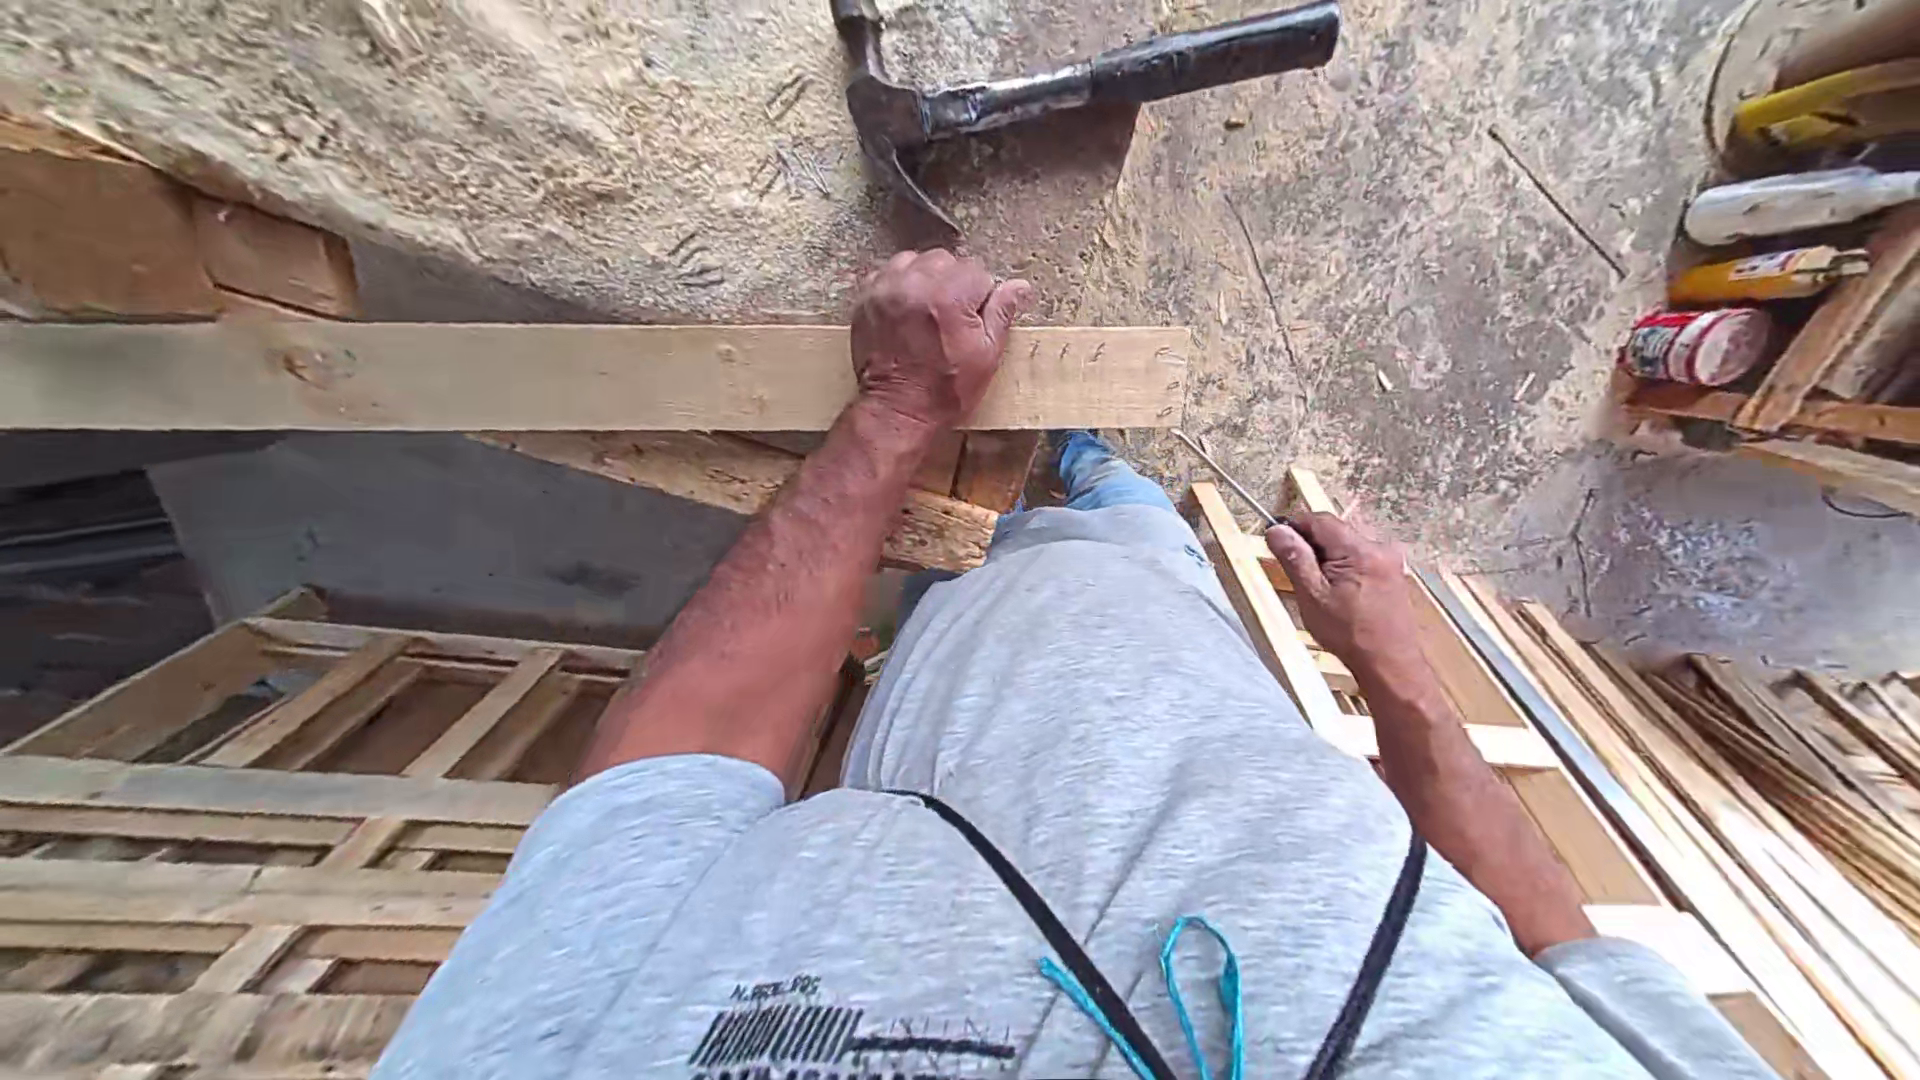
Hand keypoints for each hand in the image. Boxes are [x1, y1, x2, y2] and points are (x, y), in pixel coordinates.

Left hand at [851, 249, 1032, 430]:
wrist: (898, 410)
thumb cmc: (944, 389)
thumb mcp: (986, 356)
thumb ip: (1001, 314)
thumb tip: (1020, 287)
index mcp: (951, 296)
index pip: (978, 271)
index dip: (979, 298)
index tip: (971, 321)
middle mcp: (916, 283)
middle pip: (946, 261)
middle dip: (952, 285)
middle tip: (948, 320)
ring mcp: (887, 289)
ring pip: (915, 262)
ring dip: (924, 281)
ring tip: (925, 314)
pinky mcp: (867, 298)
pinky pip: (888, 274)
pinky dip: (899, 286)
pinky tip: (905, 313)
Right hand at [1265, 512, 1424, 677]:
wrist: (1389, 664)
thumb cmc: (1349, 633)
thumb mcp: (1311, 595)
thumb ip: (1294, 558)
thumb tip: (1276, 530)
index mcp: (1361, 551)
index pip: (1319, 520)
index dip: (1293, 526)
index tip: (1276, 542)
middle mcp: (1380, 549)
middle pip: (1333, 530)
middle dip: (1309, 545)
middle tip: (1295, 572)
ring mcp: (1390, 561)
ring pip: (1345, 544)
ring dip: (1324, 557)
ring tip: (1315, 586)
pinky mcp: (1391, 573)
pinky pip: (1358, 557)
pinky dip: (1340, 566)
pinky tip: (1334, 591)